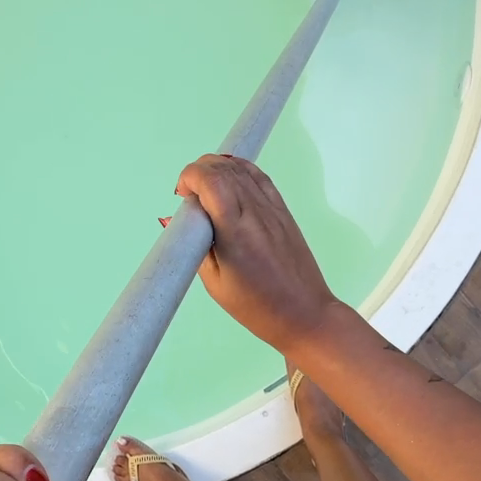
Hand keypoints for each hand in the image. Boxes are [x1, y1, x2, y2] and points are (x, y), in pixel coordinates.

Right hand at [176, 154, 342, 352]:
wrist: (303, 312)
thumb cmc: (257, 306)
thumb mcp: (215, 284)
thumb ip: (196, 248)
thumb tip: (177, 221)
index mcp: (235, 232)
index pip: (211, 181)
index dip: (190, 176)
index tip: (181, 194)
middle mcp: (255, 213)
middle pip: (224, 168)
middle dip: (199, 170)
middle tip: (190, 194)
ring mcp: (272, 209)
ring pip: (242, 168)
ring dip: (218, 168)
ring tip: (206, 187)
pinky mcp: (283, 211)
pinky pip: (260, 177)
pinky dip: (241, 170)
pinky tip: (230, 179)